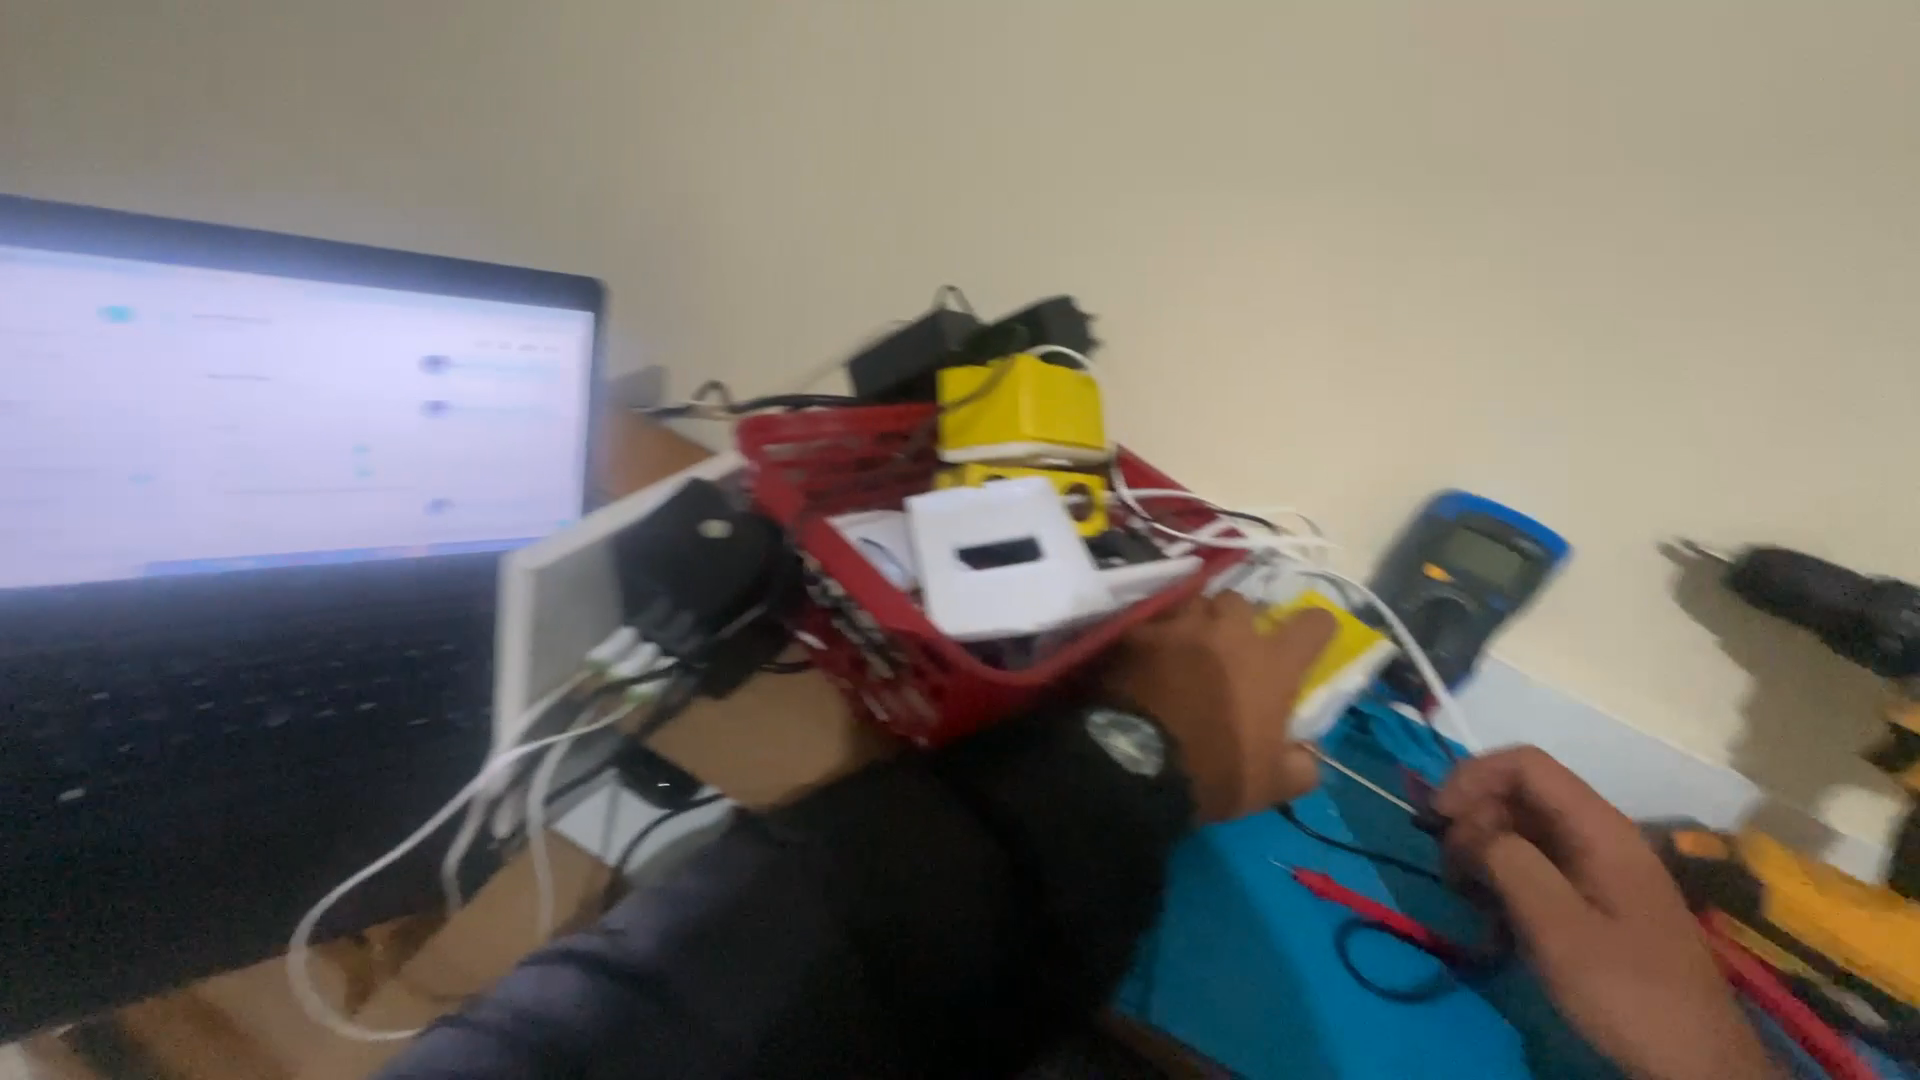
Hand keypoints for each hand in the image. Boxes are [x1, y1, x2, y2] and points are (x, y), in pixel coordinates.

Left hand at [1100, 591, 1335, 821]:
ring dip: (1197, 619)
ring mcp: (1181, 626)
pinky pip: (1152, 622)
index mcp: (1272, 663)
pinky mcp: (1139, 633)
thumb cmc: (1215, 773)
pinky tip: (1148, 652)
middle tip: (1232, 644)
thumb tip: (1306, 754)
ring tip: (1188, 643)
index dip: (1315, 629)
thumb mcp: (1273, 785)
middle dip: (1239, 619)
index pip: (1312, 624)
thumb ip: (1301, 764)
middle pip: (1241, 602)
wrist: (1138, 764)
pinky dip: (1154, 634)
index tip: (1310, 639)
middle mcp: (1229, 632)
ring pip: (1195, 603)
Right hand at [1434, 748, 1781, 1079]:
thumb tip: (1468, 828)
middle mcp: (1598, 835)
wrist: (1695, 1066)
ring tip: (1466, 893)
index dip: (1472, 777)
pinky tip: (1489, 911)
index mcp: (1599, 829)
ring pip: (1516, 827)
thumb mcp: (1556, 925)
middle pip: (1515, 793)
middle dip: (1471, 819)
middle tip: (1452, 869)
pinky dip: (1498, 874)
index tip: (1440, 819)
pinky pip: (1529, 861)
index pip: (1524, 763)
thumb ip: (1508, 860)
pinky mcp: (1588, 896)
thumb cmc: (1626, 990)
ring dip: (1479, 849)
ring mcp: (1595, 866)